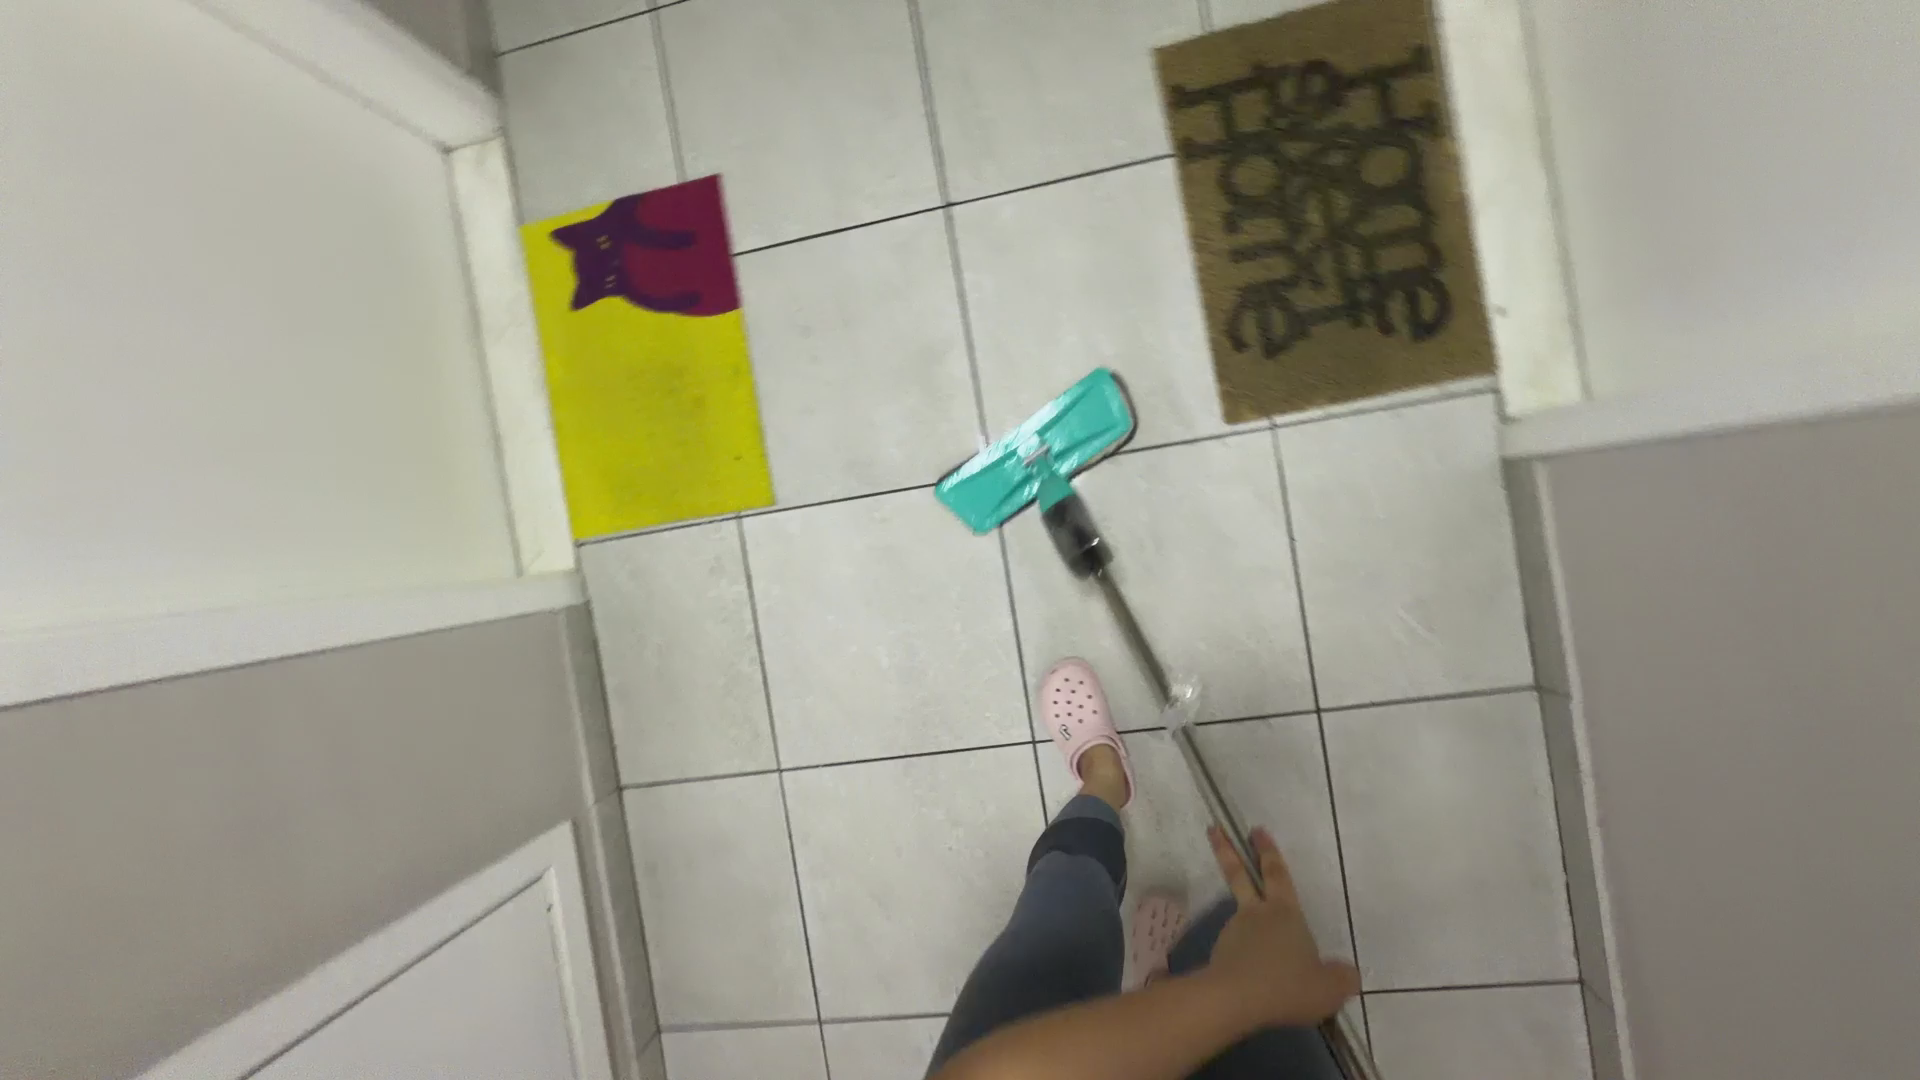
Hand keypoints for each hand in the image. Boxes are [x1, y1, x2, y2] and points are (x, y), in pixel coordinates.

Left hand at [1202, 825, 1359, 1028]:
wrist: (1238, 998)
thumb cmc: (1289, 985)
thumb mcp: (1330, 987)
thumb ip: (1341, 977)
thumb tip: (1348, 971)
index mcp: (1284, 912)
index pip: (1277, 873)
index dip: (1268, 851)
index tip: (1255, 829)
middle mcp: (1256, 913)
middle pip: (1239, 874)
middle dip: (1226, 849)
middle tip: (1214, 829)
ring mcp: (1235, 929)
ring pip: (1241, 918)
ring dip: (1248, 924)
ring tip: (1266, 962)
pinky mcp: (1222, 951)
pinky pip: (1238, 949)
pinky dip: (1245, 956)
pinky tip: (1256, 978)